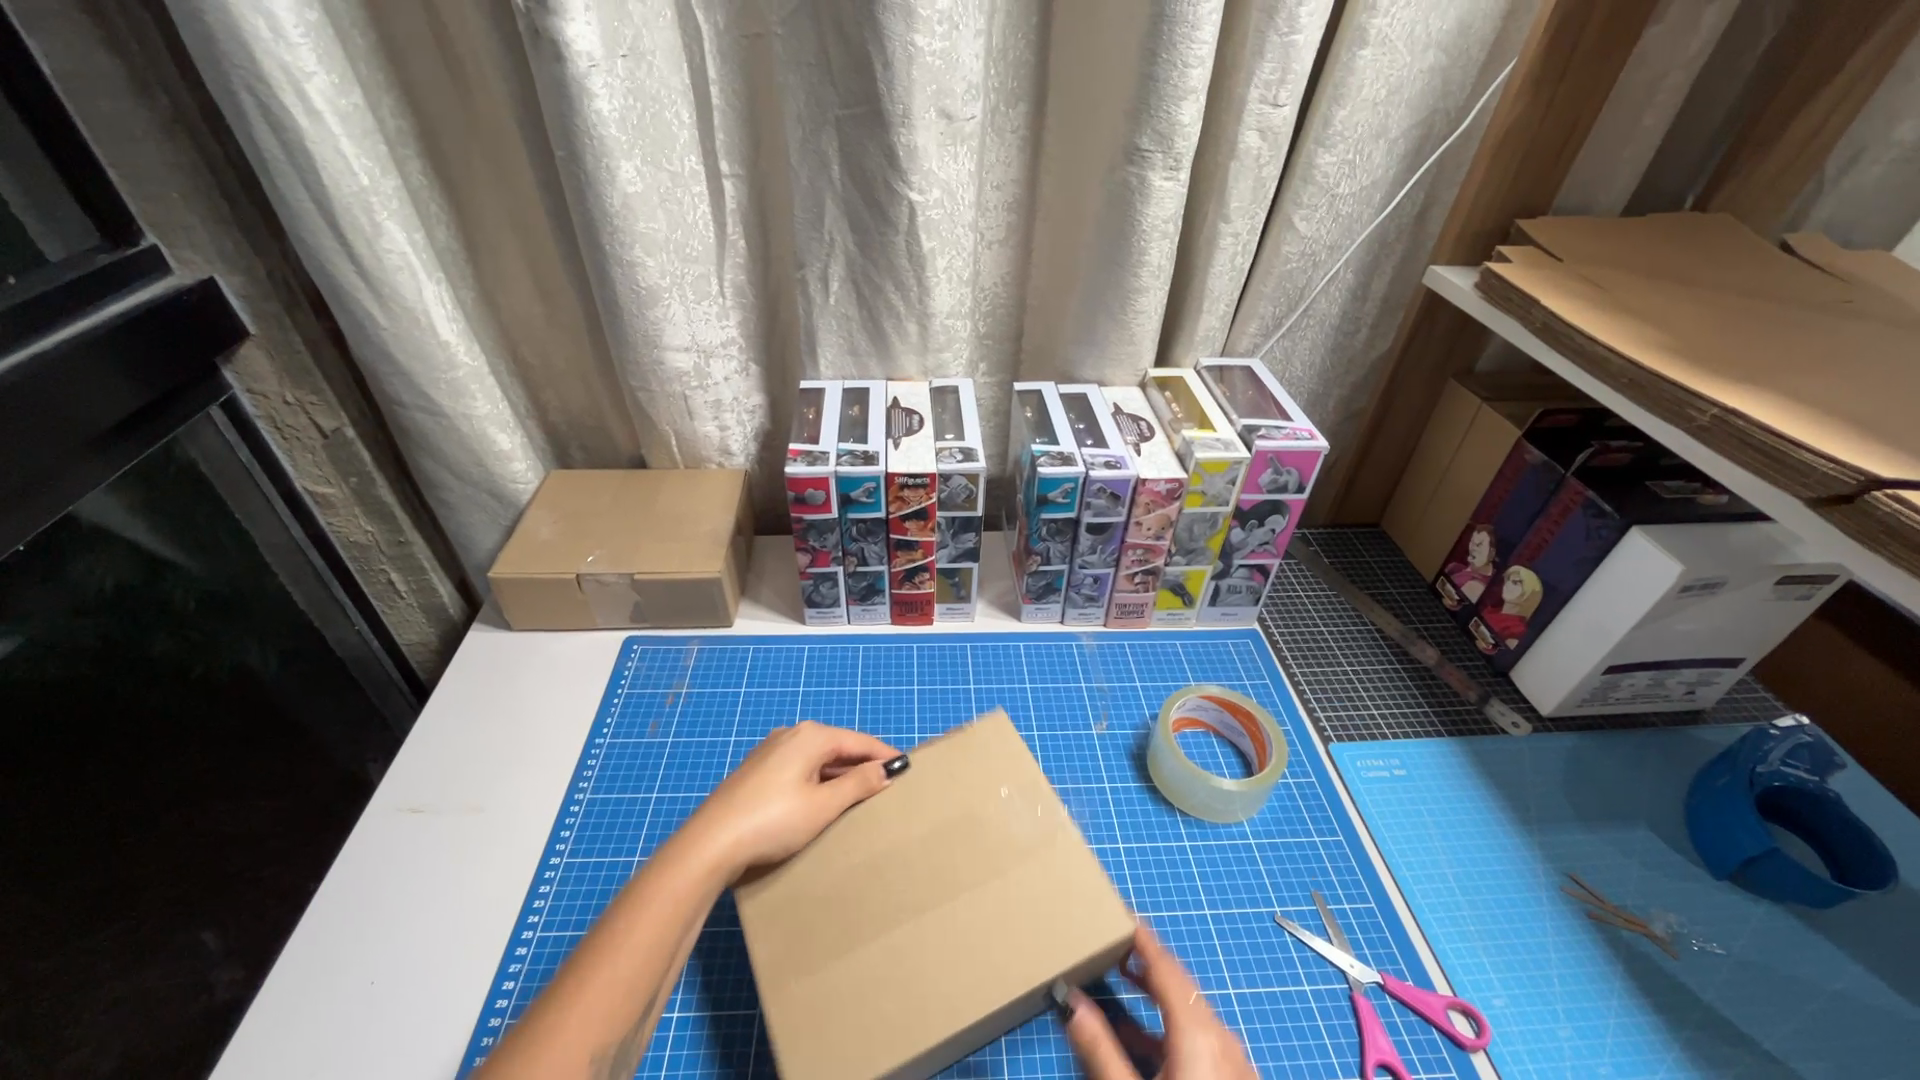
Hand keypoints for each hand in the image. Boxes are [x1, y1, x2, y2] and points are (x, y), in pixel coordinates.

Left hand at [685, 721, 900, 877]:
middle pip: (838, 747)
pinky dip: (818, 780)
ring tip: (861, 797)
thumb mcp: (824, 805)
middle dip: (863, 764)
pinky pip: (800, 769)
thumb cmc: (774, 821)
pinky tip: (824, 801)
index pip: (859, 741)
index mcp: (811, 736)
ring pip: (817, 759)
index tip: (908, 770)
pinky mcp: (757, 772)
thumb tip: (889, 768)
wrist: (711, 844)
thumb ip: (859, 784)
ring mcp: (770, 752)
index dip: (885, 755)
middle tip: (888, 786)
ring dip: (840, 775)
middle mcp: (790, 735)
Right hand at [1062, 924, 1255, 1078]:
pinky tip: (1145, 1041)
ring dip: (1157, 999)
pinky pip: (1200, 1041)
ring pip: (1191, 1016)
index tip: (1119, 912)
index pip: (1166, 966)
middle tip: (1112, 946)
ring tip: (1122, 984)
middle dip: (1145, 967)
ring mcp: (1233, 1063)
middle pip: (1181, 988)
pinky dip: (1171, 1029)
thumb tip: (1071, 1004)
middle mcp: (1221, 1040)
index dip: (1141, 937)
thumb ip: (1099, 1049)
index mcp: (1198, 1033)